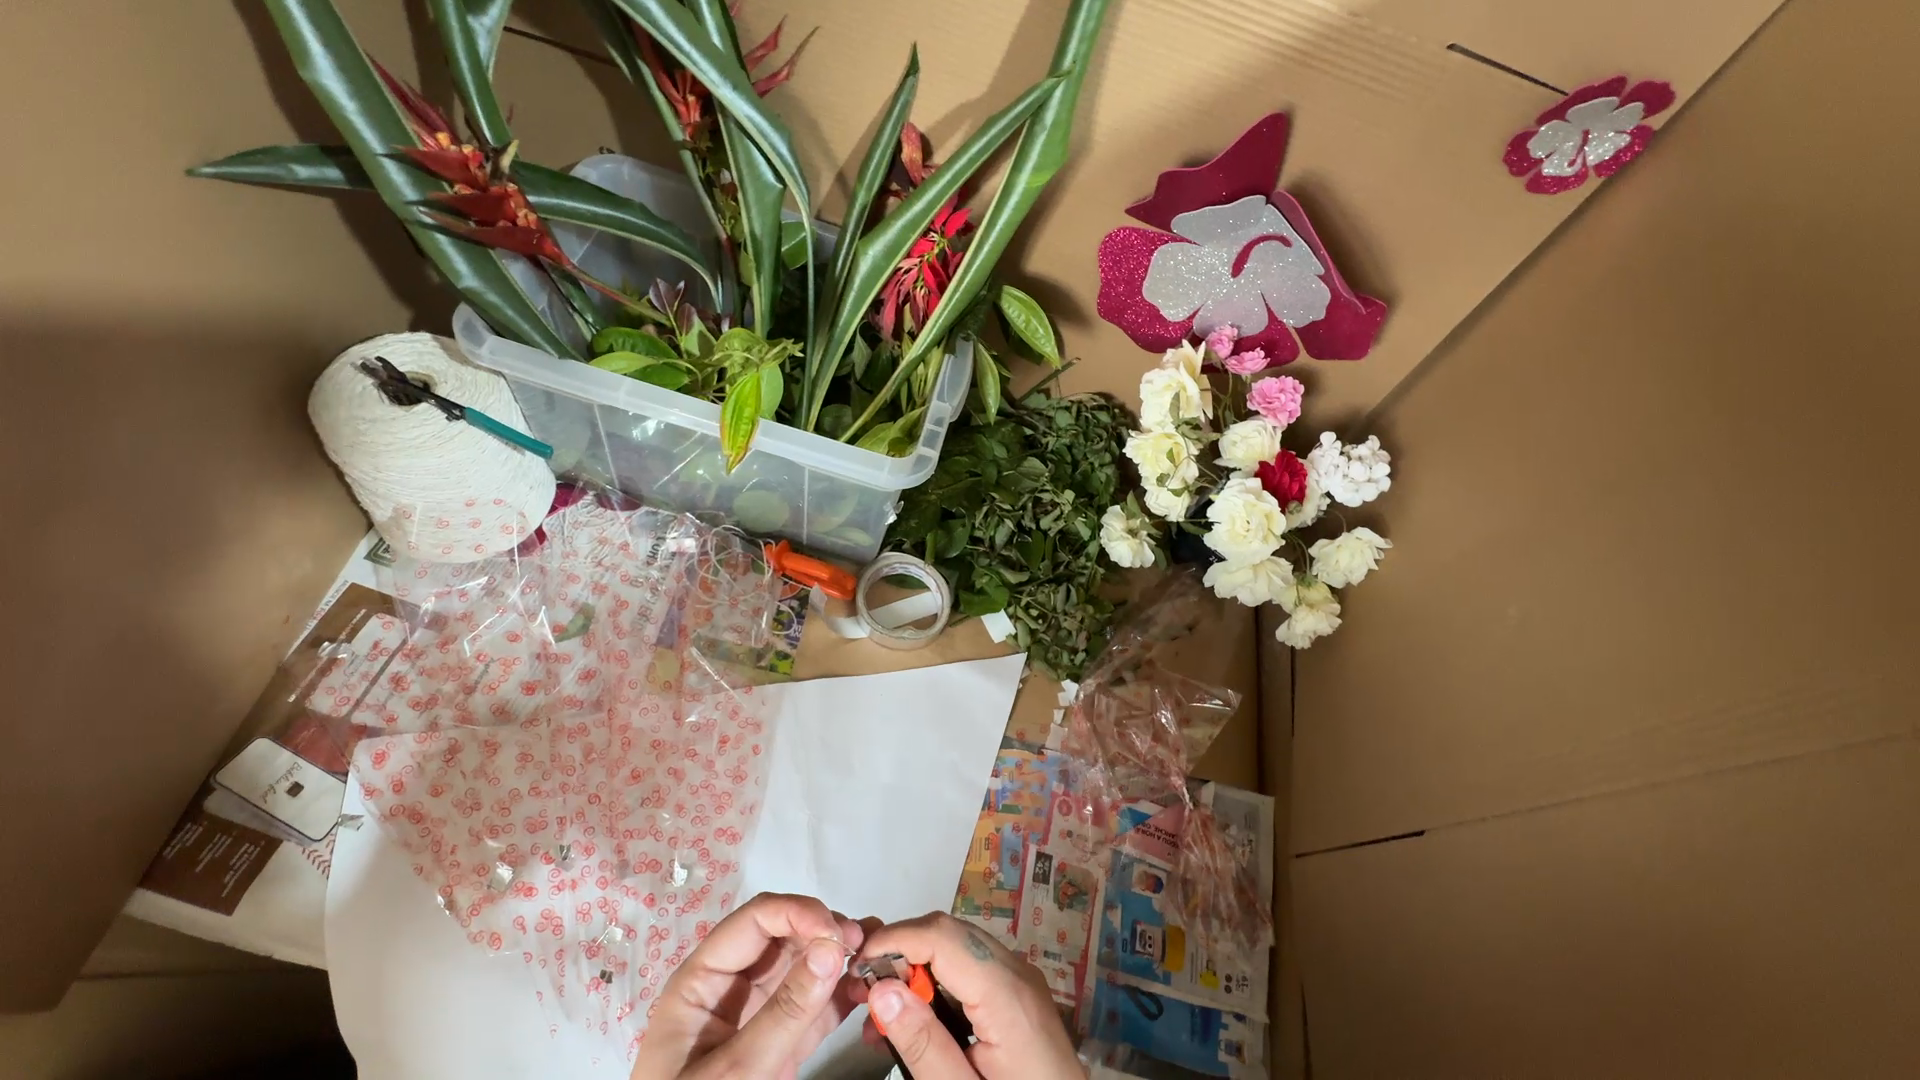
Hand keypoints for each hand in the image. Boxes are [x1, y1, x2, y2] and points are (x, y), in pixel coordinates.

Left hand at [630, 893, 863, 1079]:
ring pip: (803, 967)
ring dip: (840, 959)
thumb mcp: (734, 1073)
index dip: (800, 913)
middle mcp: (730, 987)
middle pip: (783, 936)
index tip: (840, 934)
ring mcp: (755, 1016)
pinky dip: (841, 996)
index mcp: (702, 981)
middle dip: (825, 932)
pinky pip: (812, 1007)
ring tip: (878, 959)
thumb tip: (832, 947)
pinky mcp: (777, 1046)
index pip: (756, 920)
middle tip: (866, 948)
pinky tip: (868, 993)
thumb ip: (784, 1012)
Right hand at [852, 912, 1081, 1078]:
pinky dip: (937, 983)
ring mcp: (1022, 981)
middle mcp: (1018, 973)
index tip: (855, 969)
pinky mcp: (1020, 995)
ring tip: (879, 1015)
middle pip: (948, 934)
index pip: (941, 936)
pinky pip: (972, 970)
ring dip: (915, 969)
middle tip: (860, 994)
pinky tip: (914, 1019)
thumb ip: (922, 1045)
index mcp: (1007, 995)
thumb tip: (880, 990)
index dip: (893, 940)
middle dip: (899, 953)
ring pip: (957, 948)